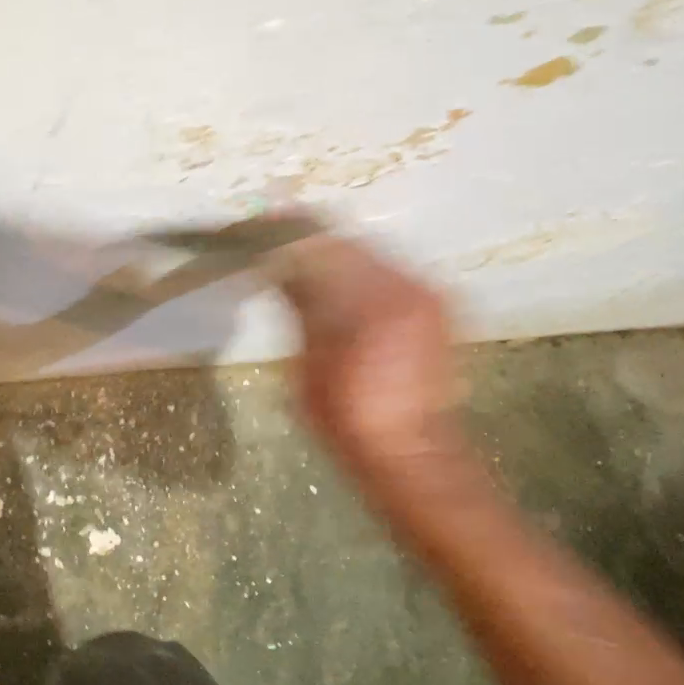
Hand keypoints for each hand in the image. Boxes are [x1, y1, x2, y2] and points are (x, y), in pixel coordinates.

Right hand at [269, 228, 467, 475]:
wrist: (410, 451)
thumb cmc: (347, 419)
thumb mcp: (307, 365)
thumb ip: (297, 305)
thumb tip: (272, 264)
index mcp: (369, 301)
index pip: (316, 244)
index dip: (277, 234)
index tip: (247, 233)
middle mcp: (407, 283)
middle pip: (344, 239)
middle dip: (302, 238)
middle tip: (265, 243)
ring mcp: (427, 290)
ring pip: (366, 250)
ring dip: (328, 251)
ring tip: (293, 260)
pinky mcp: (437, 301)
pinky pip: (387, 269)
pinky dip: (354, 270)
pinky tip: (333, 284)